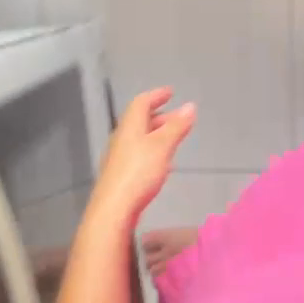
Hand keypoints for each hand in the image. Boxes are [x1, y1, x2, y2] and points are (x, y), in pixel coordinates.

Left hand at [88, 88, 195, 227]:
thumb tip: (190, 105)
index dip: (156, 95)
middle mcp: (121, 137)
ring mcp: (118, 156)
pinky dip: (152, 150)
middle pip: (140, 120)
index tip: (170, 93)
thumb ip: (176, 127)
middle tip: (178, 118)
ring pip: (139, 137)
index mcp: (130, 126)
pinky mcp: (119, 175)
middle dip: (160, 116)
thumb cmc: (138, 172)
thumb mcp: (162, 146)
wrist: (113, 210)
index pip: (141, 102)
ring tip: (173, 138)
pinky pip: (137, 153)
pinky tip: (161, 162)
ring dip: (156, 134)